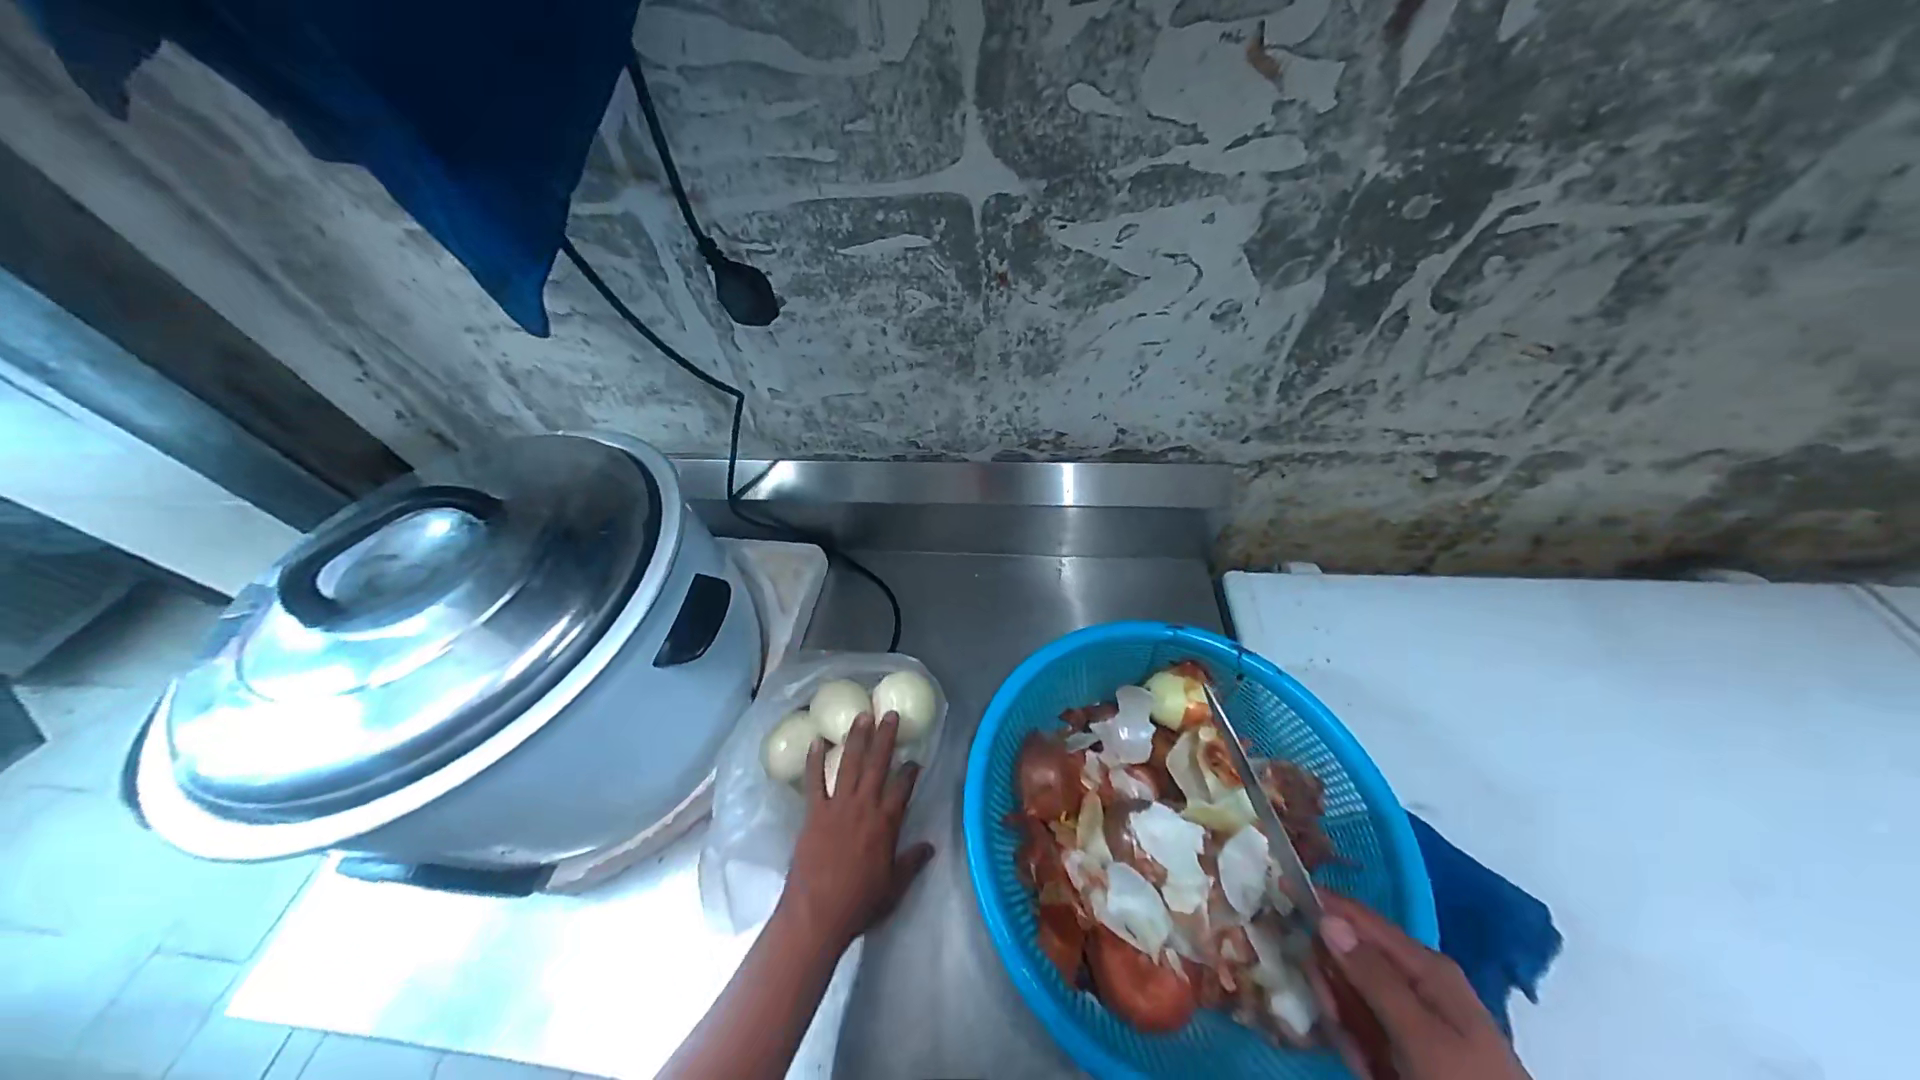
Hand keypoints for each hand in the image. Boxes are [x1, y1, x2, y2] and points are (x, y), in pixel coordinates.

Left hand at [782, 711, 933, 949]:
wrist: (817, 915)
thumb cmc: (859, 903)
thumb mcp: (894, 886)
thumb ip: (911, 862)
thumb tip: (930, 846)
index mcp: (886, 823)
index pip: (903, 787)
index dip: (911, 771)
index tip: (915, 759)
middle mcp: (864, 807)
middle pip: (878, 764)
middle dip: (885, 737)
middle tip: (889, 714)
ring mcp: (837, 806)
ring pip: (849, 764)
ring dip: (856, 738)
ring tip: (862, 716)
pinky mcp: (813, 813)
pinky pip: (814, 781)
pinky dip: (814, 760)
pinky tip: (816, 741)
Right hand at [1316, 893, 1532, 1079]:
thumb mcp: (1420, 1036)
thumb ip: (1372, 976)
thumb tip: (1326, 918)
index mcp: (1425, 967)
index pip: (1362, 919)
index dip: (1322, 902)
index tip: (1279, 888)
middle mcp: (1415, 980)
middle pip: (1349, 957)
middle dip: (1333, 987)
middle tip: (1337, 1022)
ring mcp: (1408, 1013)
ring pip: (1349, 995)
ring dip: (1345, 1025)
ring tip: (1364, 1062)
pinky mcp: (1403, 1042)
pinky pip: (1361, 1027)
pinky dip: (1357, 1047)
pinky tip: (1370, 1070)